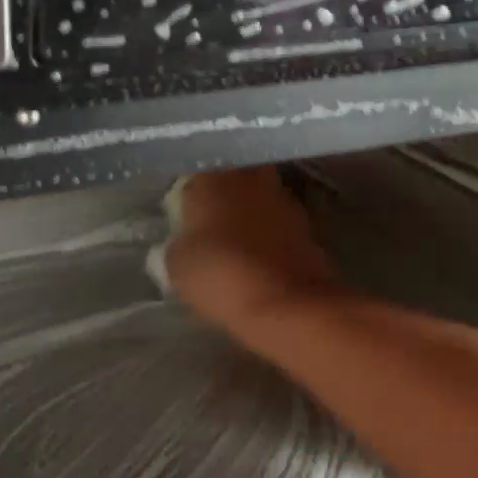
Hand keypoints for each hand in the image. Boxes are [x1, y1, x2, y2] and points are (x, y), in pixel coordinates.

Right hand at [165, 167, 341, 333]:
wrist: (289, 305)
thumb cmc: (221, 274)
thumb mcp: (175, 266)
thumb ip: (171, 247)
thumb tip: (170, 247)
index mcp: (212, 175)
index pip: (191, 172)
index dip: (185, 194)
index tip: (179, 215)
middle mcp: (249, 176)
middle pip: (229, 180)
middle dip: (219, 198)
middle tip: (204, 226)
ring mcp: (282, 199)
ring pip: (255, 199)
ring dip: (245, 215)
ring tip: (230, 245)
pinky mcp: (306, 226)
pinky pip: (275, 223)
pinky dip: (265, 235)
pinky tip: (254, 259)